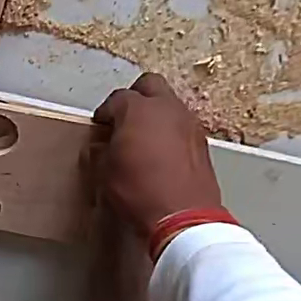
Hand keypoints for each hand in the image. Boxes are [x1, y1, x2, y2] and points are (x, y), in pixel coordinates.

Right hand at [88, 72, 222, 235]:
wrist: (183, 216)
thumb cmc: (138, 191)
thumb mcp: (105, 173)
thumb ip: (99, 153)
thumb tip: (99, 147)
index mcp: (137, 109)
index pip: (116, 99)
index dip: (105, 112)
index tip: (100, 126)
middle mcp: (166, 107)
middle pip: (149, 85)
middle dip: (134, 97)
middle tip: (122, 119)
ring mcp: (189, 122)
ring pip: (169, 103)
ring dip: (155, 114)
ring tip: (142, 137)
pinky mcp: (202, 141)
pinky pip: (181, 125)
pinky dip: (170, 131)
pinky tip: (161, 152)